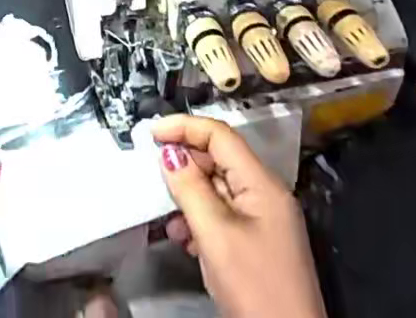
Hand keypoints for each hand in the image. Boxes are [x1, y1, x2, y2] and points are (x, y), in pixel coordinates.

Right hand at [142, 115, 324, 317]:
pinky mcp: (255, 242)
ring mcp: (262, 220)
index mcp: (262, 186)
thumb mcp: (215, 233)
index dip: (183, 127)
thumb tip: (168, 153)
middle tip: (154, 172)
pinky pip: (220, 211)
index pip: (219, 135)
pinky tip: (185, 237)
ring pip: (215, 185)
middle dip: (183, 161)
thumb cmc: (255, 288)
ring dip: (187, 193)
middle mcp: (265, 196)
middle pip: (218, 157)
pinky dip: (197, 215)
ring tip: (169, 214)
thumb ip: (189, 187)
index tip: (150, 135)